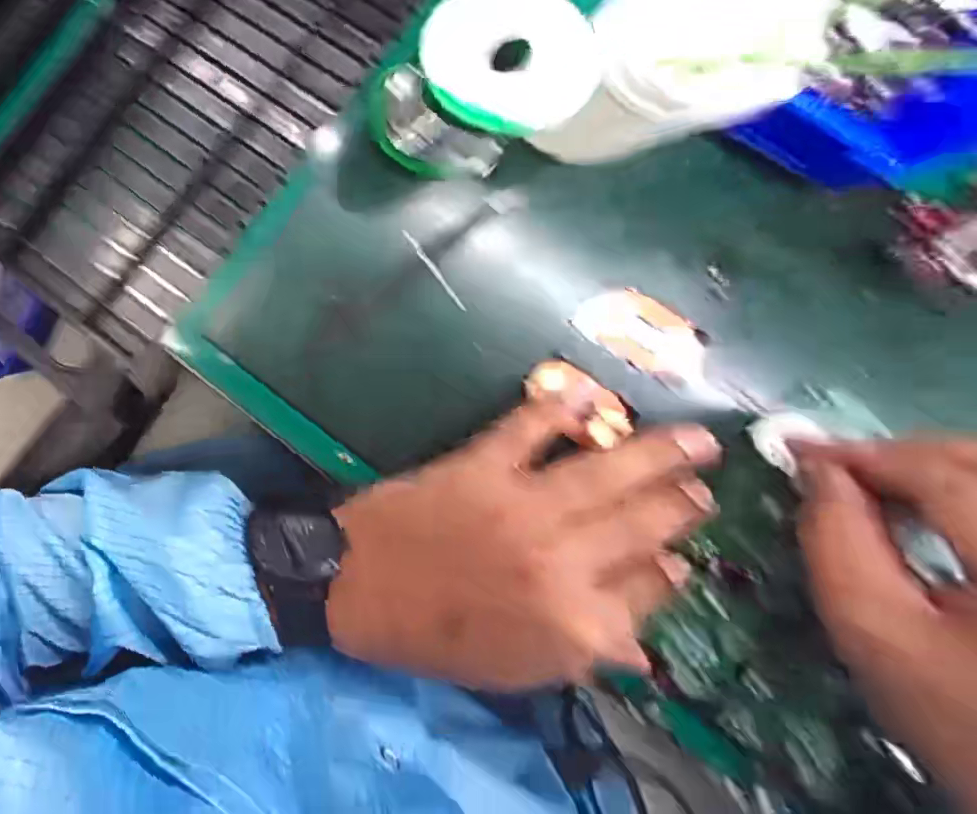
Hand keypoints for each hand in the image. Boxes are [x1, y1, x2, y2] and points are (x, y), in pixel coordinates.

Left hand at [322, 394, 719, 690]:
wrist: (351, 585)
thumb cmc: (430, 634)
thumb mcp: (521, 668)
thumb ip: (588, 651)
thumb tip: (643, 631)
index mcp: (582, 622)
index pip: (652, 589)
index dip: (669, 568)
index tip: (681, 553)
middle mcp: (566, 562)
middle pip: (643, 527)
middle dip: (682, 504)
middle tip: (708, 486)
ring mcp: (521, 509)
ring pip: (603, 475)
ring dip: (653, 453)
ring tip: (696, 438)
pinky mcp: (475, 470)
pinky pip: (522, 433)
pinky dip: (553, 409)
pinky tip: (585, 392)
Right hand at [797, 437, 976, 809]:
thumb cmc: (957, 714)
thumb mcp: (873, 628)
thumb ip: (835, 539)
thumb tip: (817, 471)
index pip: (943, 476)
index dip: (862, 453)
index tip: (793, 450)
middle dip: (906, 453)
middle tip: (835, 466)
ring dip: (942, 469)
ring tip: (880, 485)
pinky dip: (969, 494)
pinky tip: (937, 510)